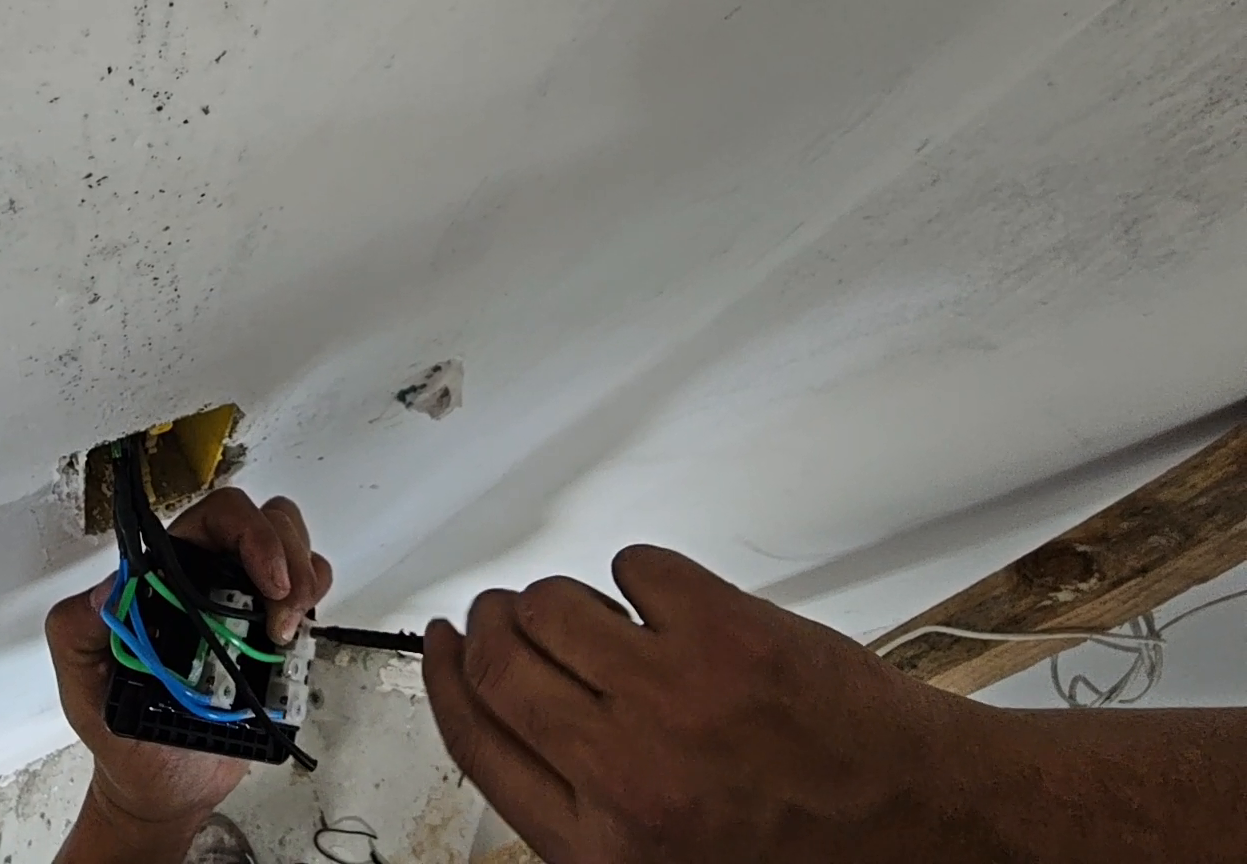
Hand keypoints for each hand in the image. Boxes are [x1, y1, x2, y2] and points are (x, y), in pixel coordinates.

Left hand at [45, 488, 332, 852]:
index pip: (219, 516)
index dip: (251, 532)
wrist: (161, 785)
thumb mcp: (82, 674)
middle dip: (287, 556)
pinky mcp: (275, 629)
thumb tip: (111, 588)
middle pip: (267, 519)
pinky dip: (314, 600)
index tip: (268, 581)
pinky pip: (309, 587)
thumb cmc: (120, 728)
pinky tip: (293, 637)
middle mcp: (213, 574)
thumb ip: (79, 625)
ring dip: (305, 579)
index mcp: (170, 570)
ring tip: (285, 633)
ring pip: (294, 544)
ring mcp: (248, 599)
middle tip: (282, 616)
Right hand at [423, 546, 997, 862]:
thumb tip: (494, 701)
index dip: (441, 674)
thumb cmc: (811, 857)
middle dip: (490, 620)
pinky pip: (632, 562)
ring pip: (552, 599)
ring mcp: (677, 698)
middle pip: (496, 657)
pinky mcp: (728, 633)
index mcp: (603, 848)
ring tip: (608, 617)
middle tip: (506, 610)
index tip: (438, 637)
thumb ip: (572, 805)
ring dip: (566, 596)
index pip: (474, 736)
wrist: (959, 840)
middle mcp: (628, 776)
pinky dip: (642, 574)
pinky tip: (673, 608)